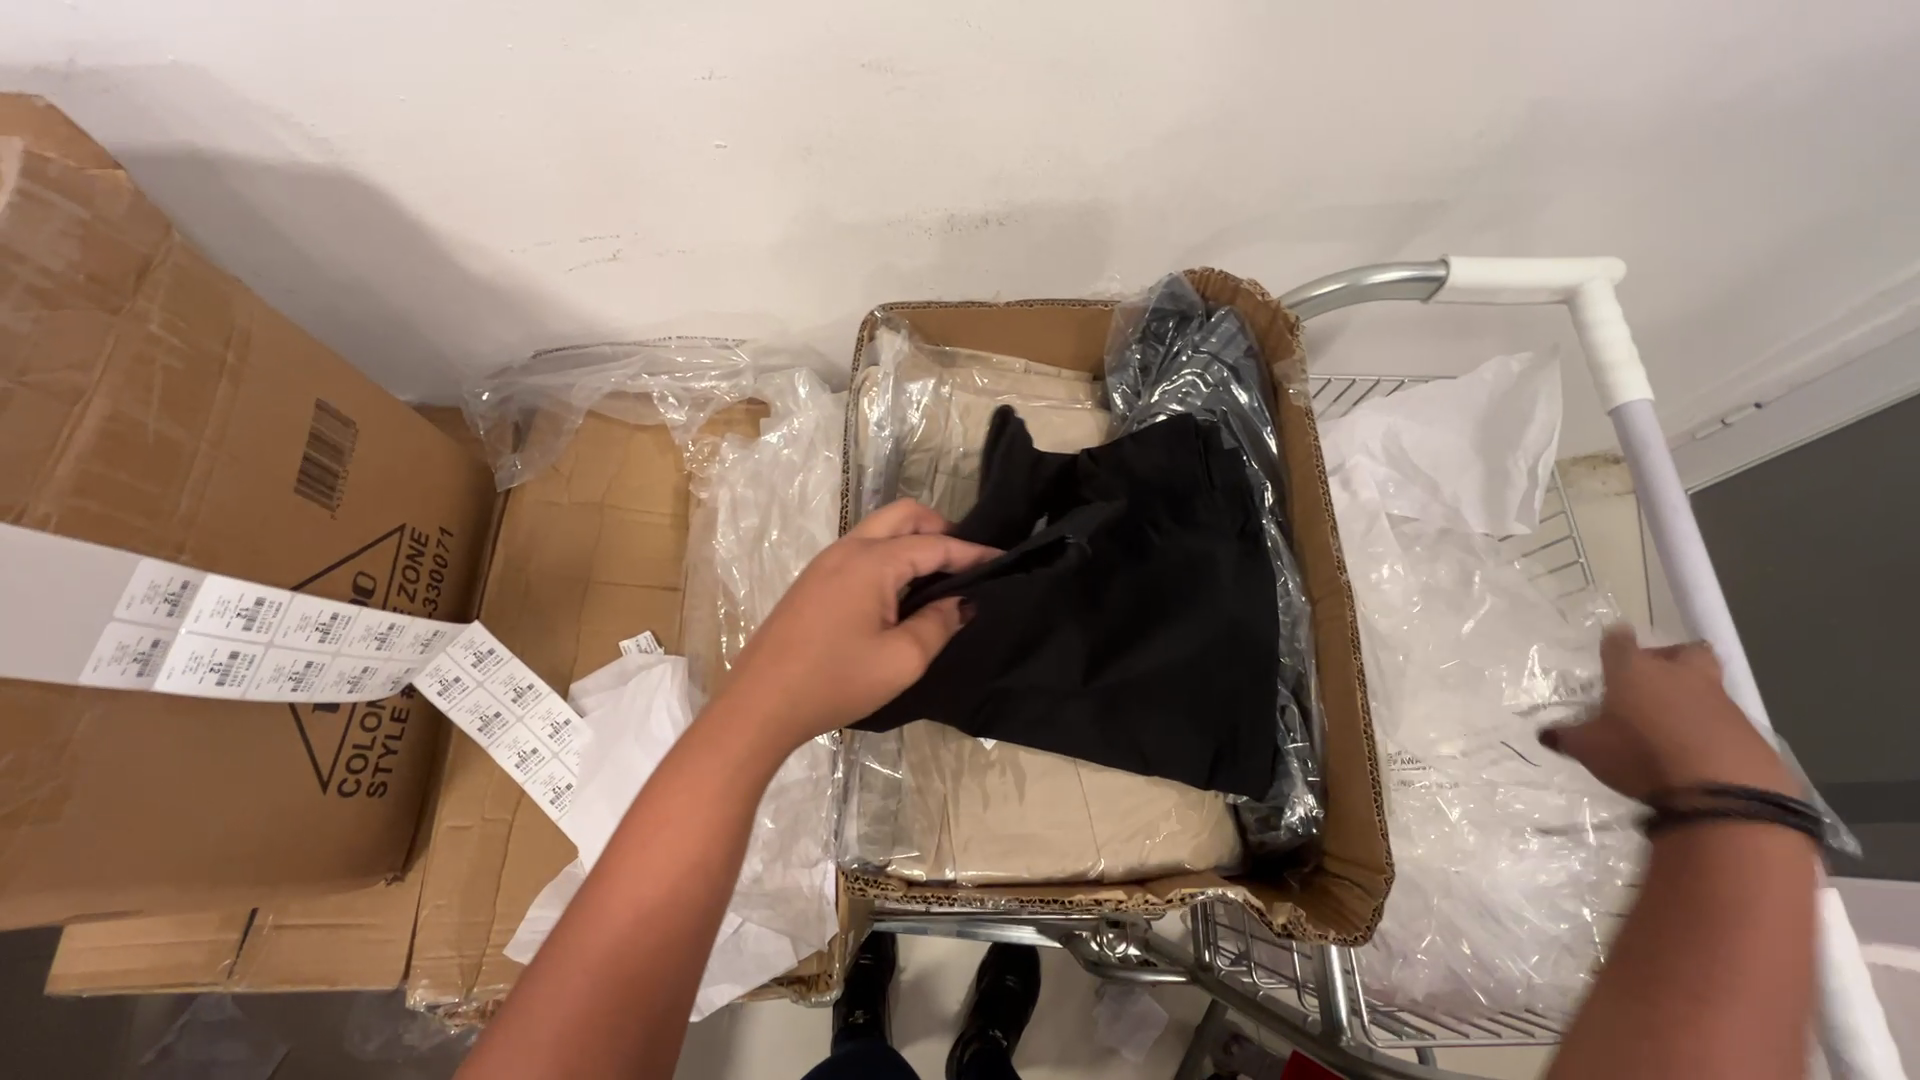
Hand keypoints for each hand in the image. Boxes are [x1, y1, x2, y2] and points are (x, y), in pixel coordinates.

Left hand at [713, 499, 997, 747]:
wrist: (760, 704)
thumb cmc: (835, 682)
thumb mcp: (901, 660)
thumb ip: (939, 624)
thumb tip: (962, 601)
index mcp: (872, 562)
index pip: (934, 544)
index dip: (973, 553)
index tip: (1003, 561)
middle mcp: (847, 549)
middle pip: (903, 516)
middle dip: (940, 529)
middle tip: (967, 561)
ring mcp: (825, 562)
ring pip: (879, 530)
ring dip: (912, 541)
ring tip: (940, 576)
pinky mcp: (813, 581)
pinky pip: (861, 550)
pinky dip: (890, 555)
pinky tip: (902, 591)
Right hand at [1540, 626, 1793, 800]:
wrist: (1724, 794)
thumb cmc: (1640, 756)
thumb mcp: (1588, 749)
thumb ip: (1567, 736)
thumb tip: (1546, 733)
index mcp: (1634, 672)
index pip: (1619, 642)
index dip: (1614, 641)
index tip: (1610, 645)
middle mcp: (1679, 676)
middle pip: (1683, 650)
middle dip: (1670, 656)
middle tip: (1653, 675)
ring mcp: (1720, 701)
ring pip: (1707, 683)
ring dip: (1690, 694)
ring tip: (1668, 721)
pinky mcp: (1749, 730)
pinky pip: (1724, 718)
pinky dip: (1709, 726)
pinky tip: (1695, 748)